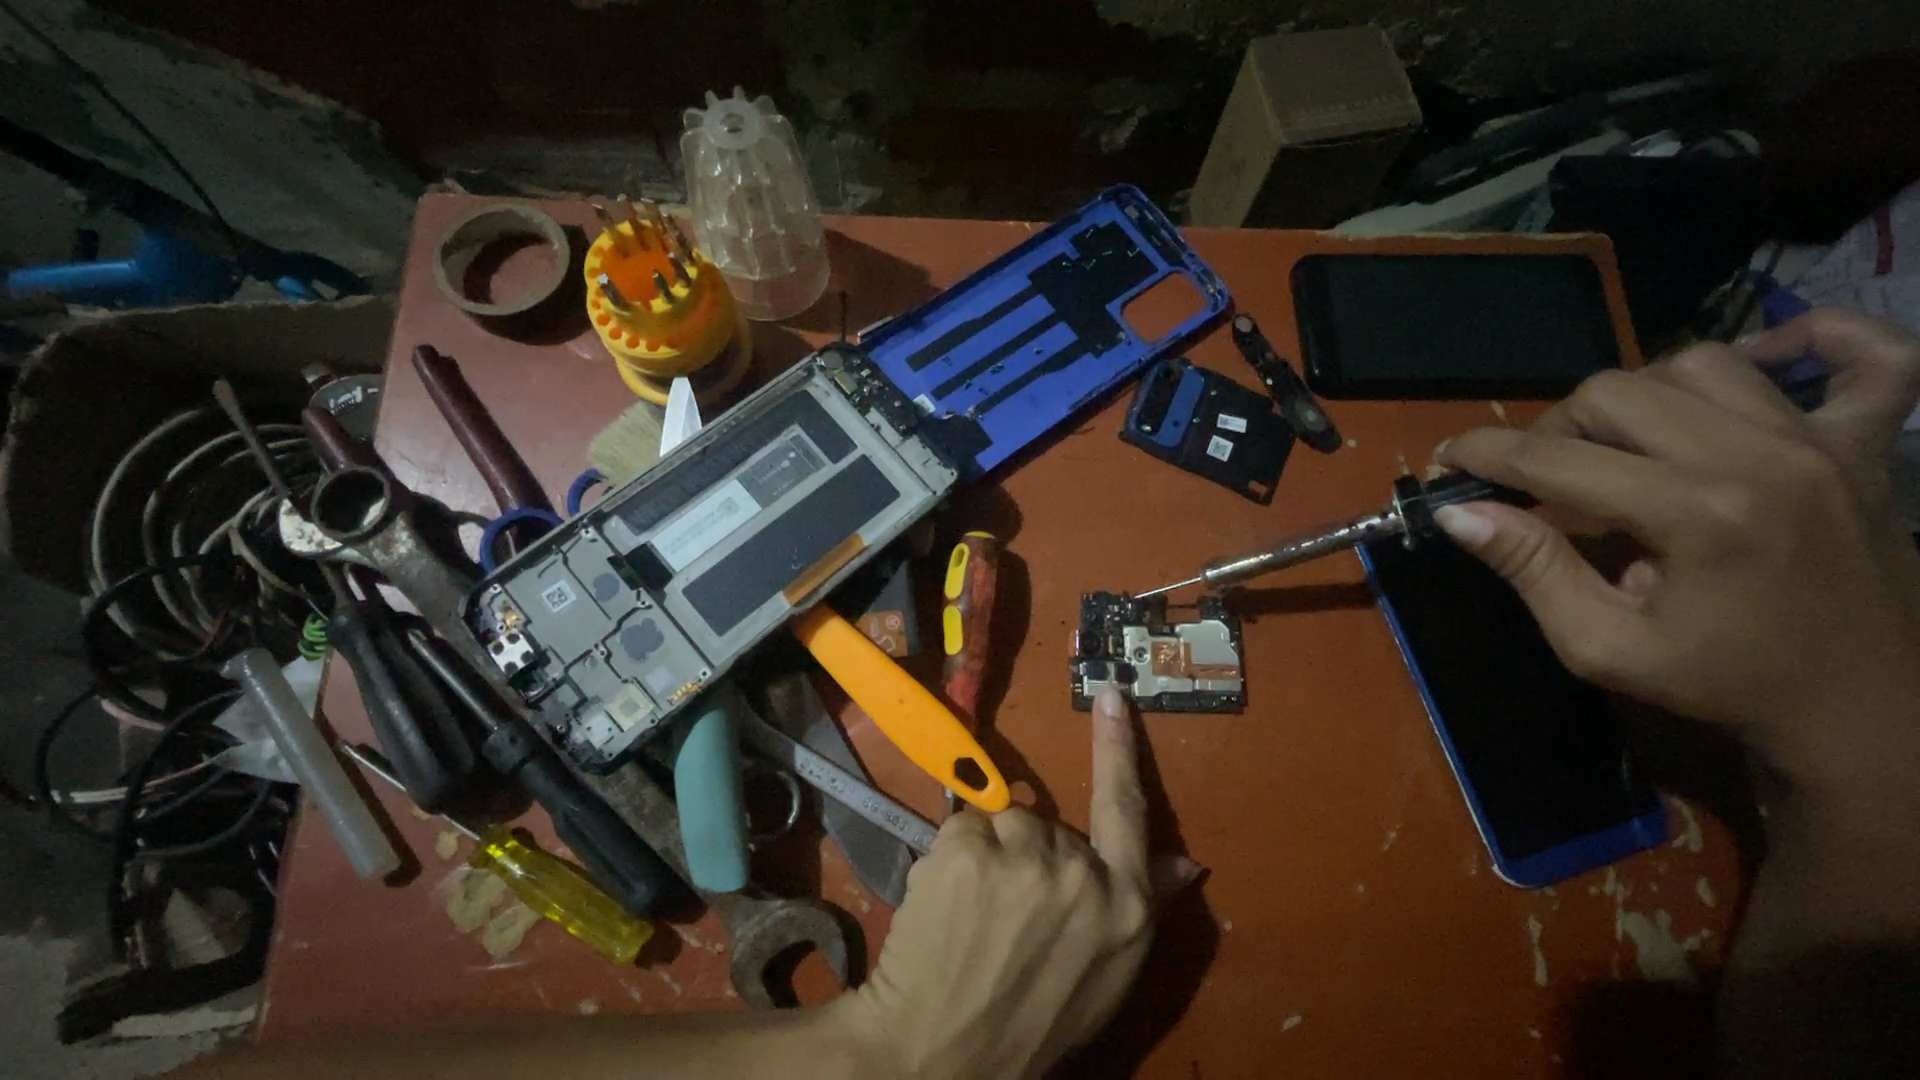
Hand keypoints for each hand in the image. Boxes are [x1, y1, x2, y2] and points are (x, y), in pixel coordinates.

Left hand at [830, 687, 1199, 1079]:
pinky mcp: (970, 847)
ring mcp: (1024, 855)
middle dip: (1027, 853)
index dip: (1118, 749)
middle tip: (1004, 916)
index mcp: (1125, 905)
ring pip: (1003, 823)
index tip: (1110, 697)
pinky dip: (950, 858)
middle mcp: (1081, 872)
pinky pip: (962, 827)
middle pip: (1049, 823)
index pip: (1126, 807)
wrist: (938, 1056)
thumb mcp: (1108, 976)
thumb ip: (1143, 905)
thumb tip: (1186, 862)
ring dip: (987, 856)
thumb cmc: (1031, 1021)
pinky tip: (946, 906)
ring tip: (973, 916)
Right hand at [1433, 311, 1919, 794]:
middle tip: (1535, 476)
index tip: (1446, 460)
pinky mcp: (1868, 443)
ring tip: (1617, 443)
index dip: (1483, 453)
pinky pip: (1867, 356)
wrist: (1865, 709)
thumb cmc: (1723, 683)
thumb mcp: (1601, 645)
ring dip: (1636, 394)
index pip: (1553, 458)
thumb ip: (1530, 568)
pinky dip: (1814, 341)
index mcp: (1696, 515)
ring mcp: (1824, 442)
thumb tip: (1455, 512)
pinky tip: (1761, 363)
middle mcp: (1760, 458)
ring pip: (1698, 365)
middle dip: (1551, 427)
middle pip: (1615, 392)